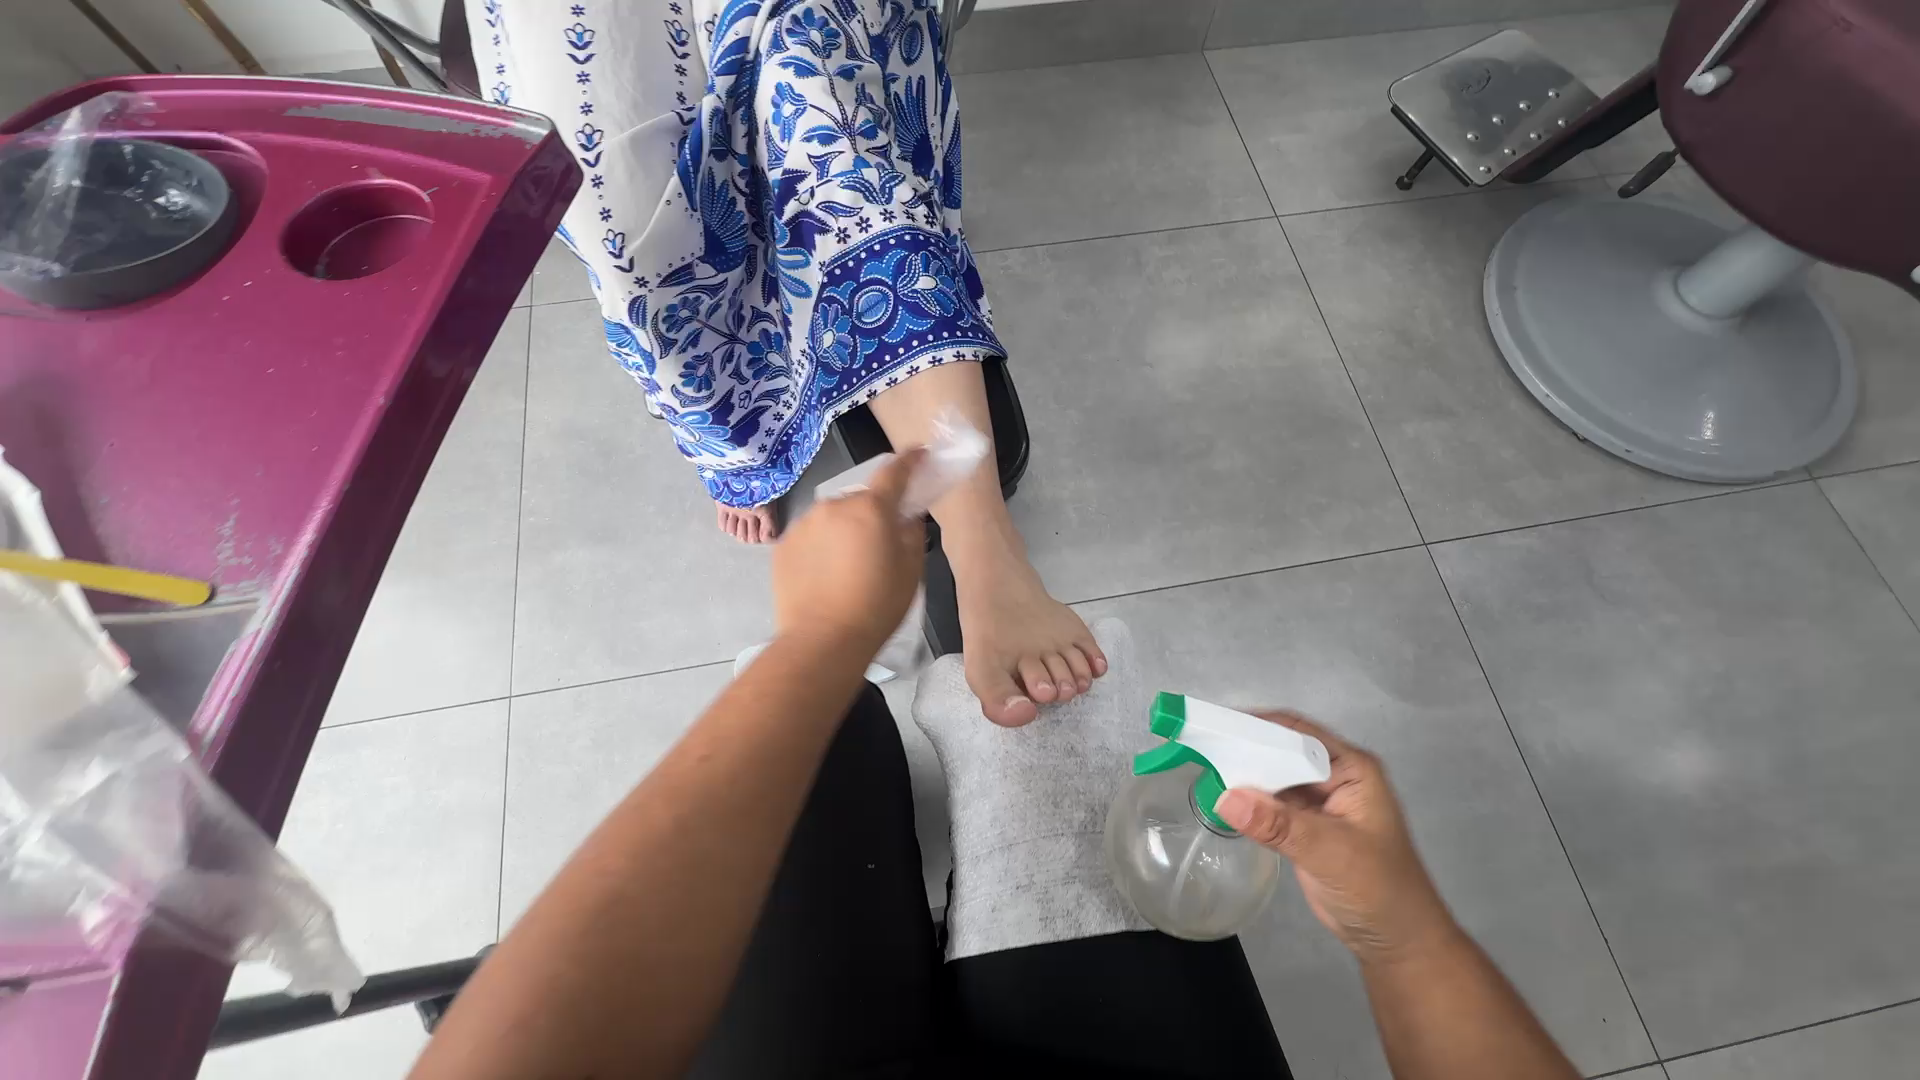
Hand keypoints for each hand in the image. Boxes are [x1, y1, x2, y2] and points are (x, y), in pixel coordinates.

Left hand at [771, 449, 926, 655]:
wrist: (822, 642)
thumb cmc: (876, 607)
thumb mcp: (911, 572)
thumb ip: (911, 533)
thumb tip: (906, 517)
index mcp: (871, 509)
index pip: (894, 472)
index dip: (910, 461)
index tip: (919, 453)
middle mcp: (833, 506)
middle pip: (860, 500)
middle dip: (872, 514)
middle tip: (879, 545)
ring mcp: (803, 525)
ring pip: (832, 519)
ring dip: (843, 531)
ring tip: (848, 568)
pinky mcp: (783, 546)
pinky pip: (811, 537)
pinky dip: (821, 548)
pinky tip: (825, 577)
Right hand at [1213, 712, 1458, 964]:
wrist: (1396, 942)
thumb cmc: (1379, 890)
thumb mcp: (1330, 853)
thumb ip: (1279, 824)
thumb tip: (1225, 797)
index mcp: (1352, 768)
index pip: (1298, 733)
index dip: (1259, 726)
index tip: (1216, 725)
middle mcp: (1334, 775)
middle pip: (1282, 749)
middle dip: (1245, 748)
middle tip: (1202, 746)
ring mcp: (1318, 799)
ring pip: (1272, 774)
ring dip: (1243, 773)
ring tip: (1202, 766)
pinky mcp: (1303, 823)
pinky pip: (1269, 801)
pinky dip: (1247, 799)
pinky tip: (1220, 797)